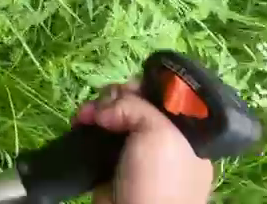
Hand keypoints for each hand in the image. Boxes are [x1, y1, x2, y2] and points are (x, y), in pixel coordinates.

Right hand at [74, 81, 213, 203]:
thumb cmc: (159, 180)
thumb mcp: (161, 134)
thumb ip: (136, 107)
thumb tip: (104, 110)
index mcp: (185, 137)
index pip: (163, 97)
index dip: (142, 87)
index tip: (126, 89)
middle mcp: (162, 140)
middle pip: (133, 101)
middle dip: (113, 97)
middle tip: (103, 107)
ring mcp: (136, 151)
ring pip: (112, 113)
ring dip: (95, 108)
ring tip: (85, 117)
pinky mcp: (112, 159)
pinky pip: (98, 130)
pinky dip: (87, 122)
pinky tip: (80, 123)